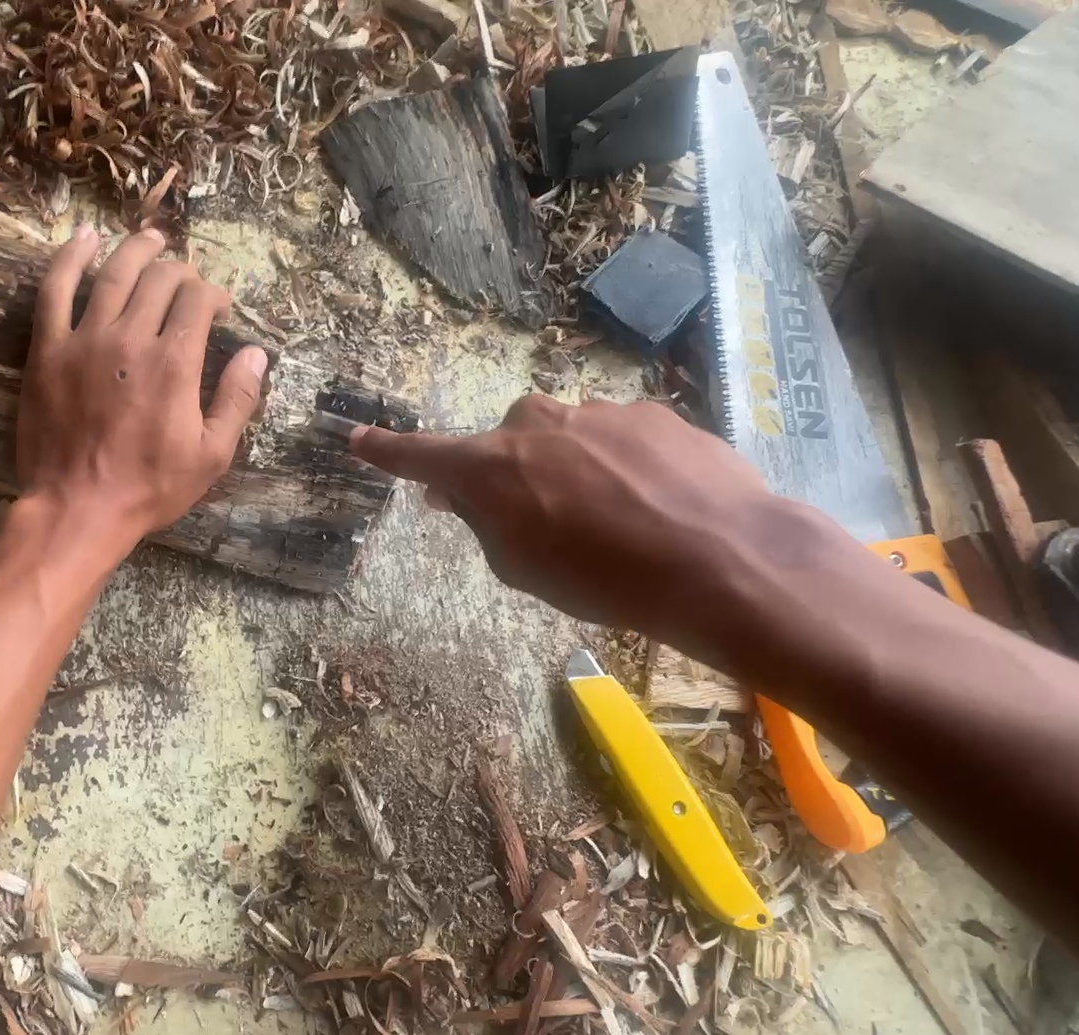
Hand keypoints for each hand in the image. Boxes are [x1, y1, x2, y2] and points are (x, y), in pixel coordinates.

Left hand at [16, 226, 266, 548]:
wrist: (78, 509)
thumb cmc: (150, 488)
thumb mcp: (211, 455)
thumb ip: (237, 400)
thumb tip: (255, 353)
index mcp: (175, 363)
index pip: (198, 301)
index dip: (214, 296)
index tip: (219, 308)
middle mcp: (131, 338)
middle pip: (159, 280)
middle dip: (181, 272)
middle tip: (188, 279)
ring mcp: (84, 339)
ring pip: (112, 274)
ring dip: (136, 250)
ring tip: (151, 238)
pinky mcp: (48, 349)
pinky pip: (54, 290)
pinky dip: (69, 258)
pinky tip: (84, 238)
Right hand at [351, 395, 853, 639]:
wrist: (721, 559)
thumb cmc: (602, 579)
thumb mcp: (521, 567)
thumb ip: (482, 522)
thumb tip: (457, 495)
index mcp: (493, 465)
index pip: (423, 455)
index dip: (387, 452)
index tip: (357, 439)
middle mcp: (536, 423)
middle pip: (507, 444)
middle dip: (512, 473)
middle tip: (539, 517)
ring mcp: (598, 411)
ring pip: (566, 438)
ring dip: (574, 470)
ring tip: (618, 520)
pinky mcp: (651, 412)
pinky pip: (617, 437)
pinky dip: (622, 465)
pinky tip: (655, 502)